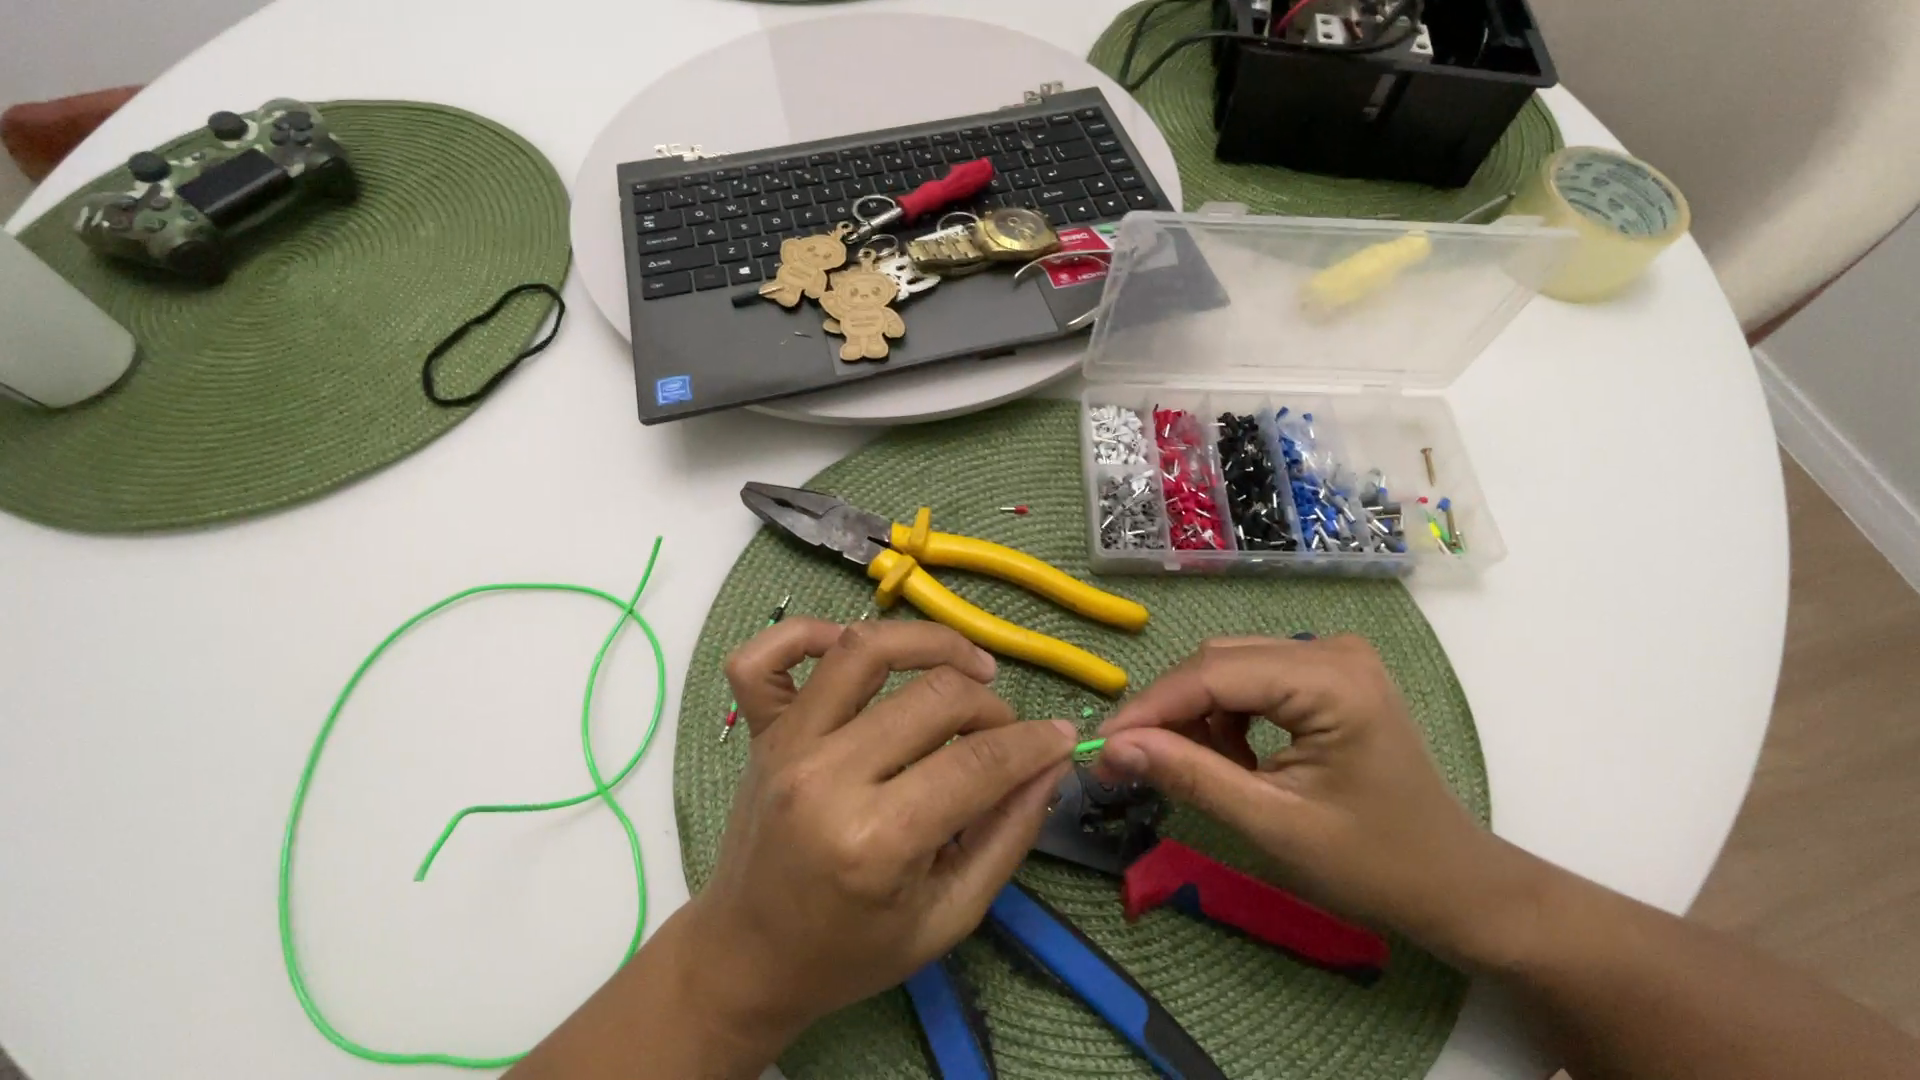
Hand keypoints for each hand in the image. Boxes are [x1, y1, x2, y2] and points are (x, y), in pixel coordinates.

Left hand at [685, 617, 1076, 1045]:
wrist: (748, 959)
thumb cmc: (851, 952)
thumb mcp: (948, 916)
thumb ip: (1008, 836)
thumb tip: (1052, 763)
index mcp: (876, 840)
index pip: (978, 763)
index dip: (1034, 744)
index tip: (1061, 737)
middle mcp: (826, 776)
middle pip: (933, 697)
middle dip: (992, 707)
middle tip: (1007, 732)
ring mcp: (786, 745)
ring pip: (864, 650)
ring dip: (929, 643)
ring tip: (968, 667)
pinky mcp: (758, 732)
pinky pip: (764, 658)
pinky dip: (805, 633)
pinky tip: (852, 647)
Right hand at [1097, 635, 1544, 969]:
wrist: (1453, 884)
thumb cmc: (1374, 864)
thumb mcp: (1272, 825)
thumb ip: (1191, 776)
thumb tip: (1112, 747)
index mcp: (1332, 680)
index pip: (1213, 674)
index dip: (1148, 708)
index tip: (1098, 746)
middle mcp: (1332, 649)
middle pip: (1217, 663)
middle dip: (1167, 712)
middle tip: (1123, 761)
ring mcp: (1333, 657)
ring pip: (1228, 668)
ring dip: (1195, 715)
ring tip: (1187, 768)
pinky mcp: (1328, 674)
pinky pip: (1252, 679)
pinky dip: (1224, 715)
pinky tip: (1228, 757)